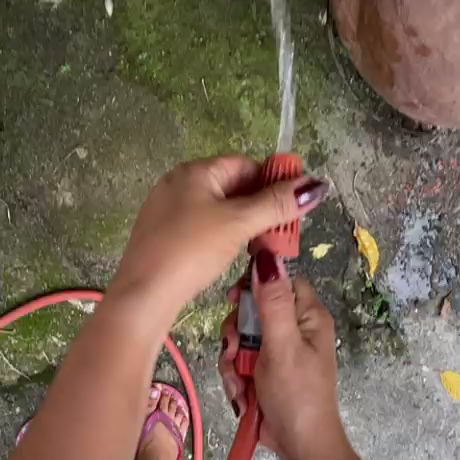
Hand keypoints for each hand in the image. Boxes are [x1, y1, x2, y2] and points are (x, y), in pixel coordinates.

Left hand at [109, 155, 328, 321]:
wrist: (144, 295)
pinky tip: (226, 256)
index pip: (244, 164)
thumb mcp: (238, 224)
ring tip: (257, 244)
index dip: (271, 182)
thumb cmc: (191, 252)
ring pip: (214, 210)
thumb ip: (277, 204)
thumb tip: (316, 185)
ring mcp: (164, 211)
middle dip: (257, 205)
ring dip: (239, 224)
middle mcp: (175, 184)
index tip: (291, 206)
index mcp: (193, 171)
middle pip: (229, 186)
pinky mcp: (159, 238)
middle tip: (278, 230)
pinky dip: (218, 237)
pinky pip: (198, 229)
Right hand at [220, 272, 347, 459]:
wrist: (299, 445)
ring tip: (239, 382)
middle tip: (235, 352)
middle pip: (252, 312)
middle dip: (236, 334)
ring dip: (232, 361)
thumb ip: (272, 302)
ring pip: (240, 340)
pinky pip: (239, 364)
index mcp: (308, 317)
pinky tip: (241, 395)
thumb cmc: (297, 395)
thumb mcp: (282, 345)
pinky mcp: (263, 374)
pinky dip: (235, 378)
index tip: (232, 299)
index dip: (255, 286)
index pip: (280, 283)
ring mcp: (278, 354)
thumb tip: (267, 257)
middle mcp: (294, 330)